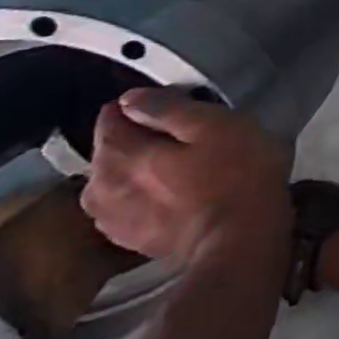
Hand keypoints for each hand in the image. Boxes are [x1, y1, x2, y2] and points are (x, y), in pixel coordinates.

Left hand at [80, 88, 292, 268]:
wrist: (240, 240)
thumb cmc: (236, 173)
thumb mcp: (216, 125)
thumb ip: (169, 109)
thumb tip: (132, 99)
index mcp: (119, 155)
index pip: (112, 116)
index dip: (144, 105)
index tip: (180, 106)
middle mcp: (99, 186)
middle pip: (111, 149)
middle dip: (140, 139)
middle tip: (186, 137)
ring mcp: (110, 218)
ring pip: (116, 178)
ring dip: (138, 169)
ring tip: (179, 166)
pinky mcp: (128, 239)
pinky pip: (126, 204)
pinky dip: (142, 194)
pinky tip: (173, 194)